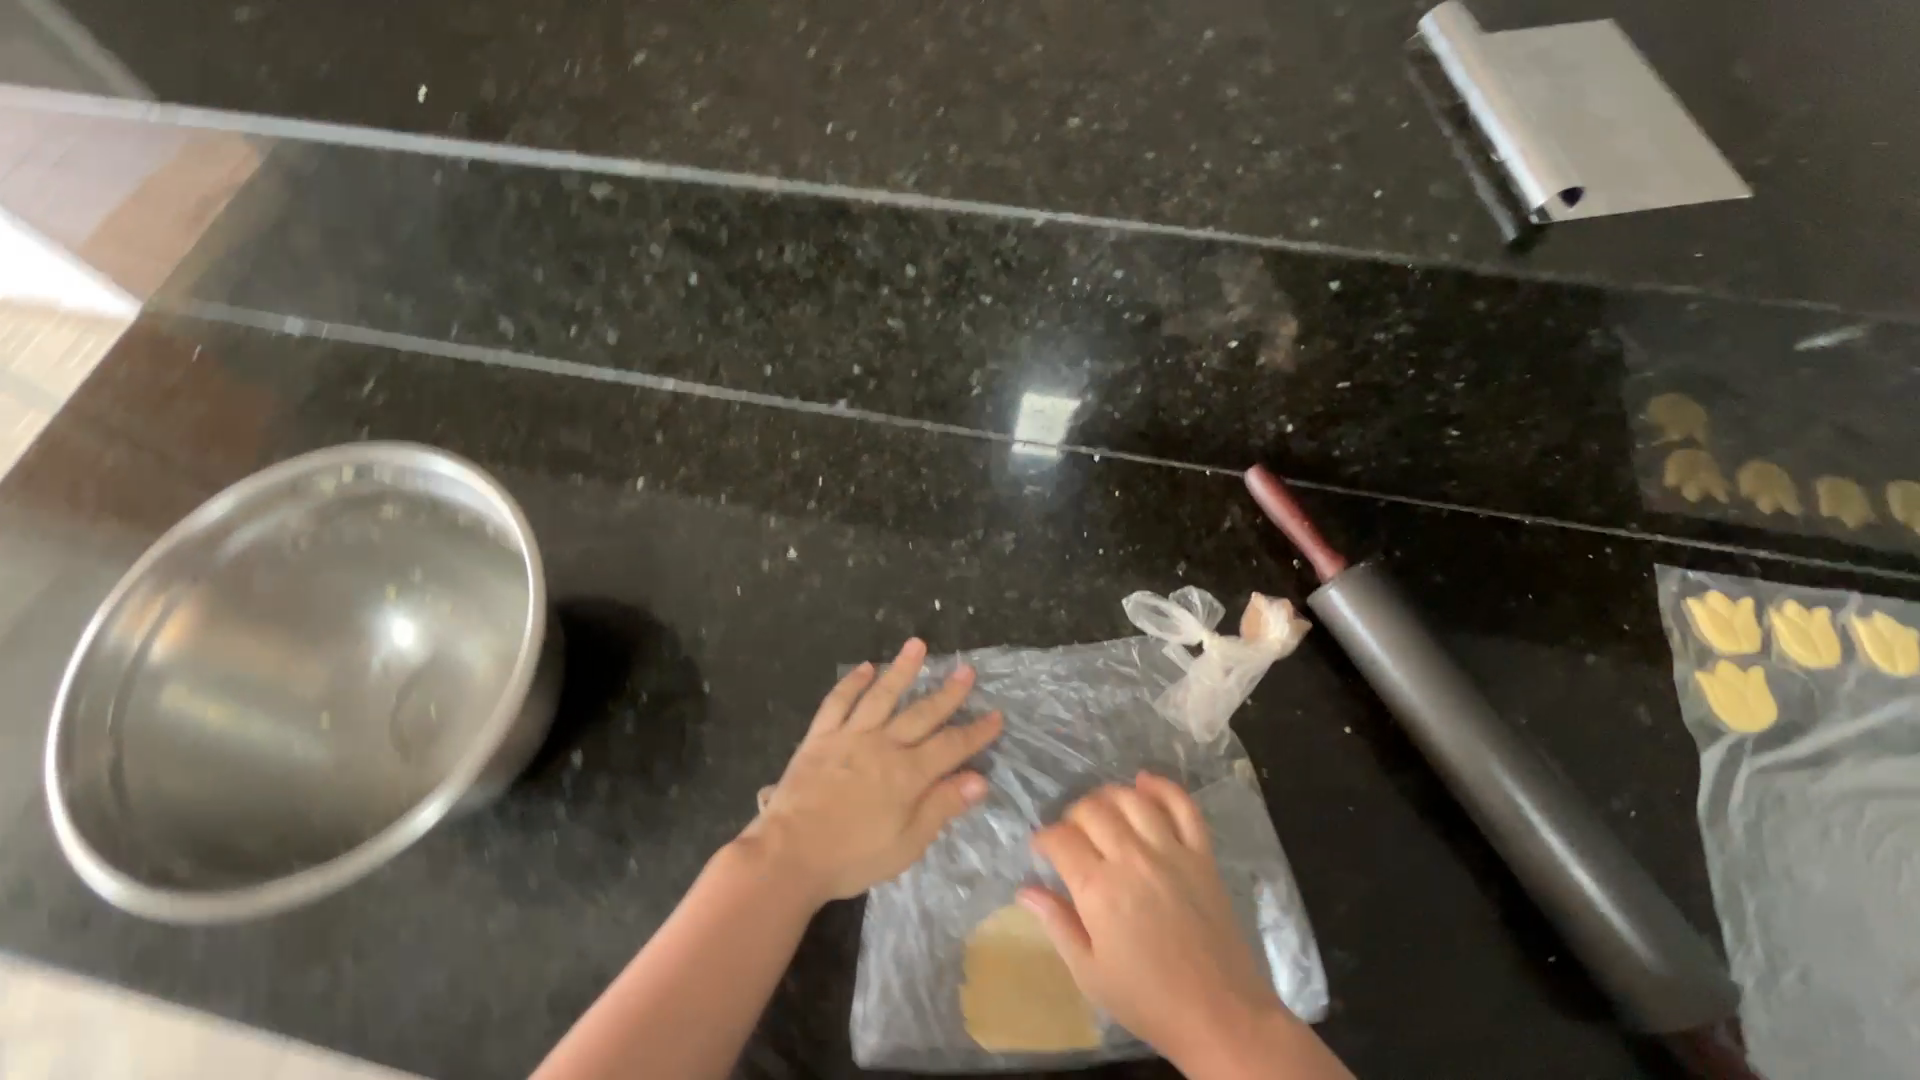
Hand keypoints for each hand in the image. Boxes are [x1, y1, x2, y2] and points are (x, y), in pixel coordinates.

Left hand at [742, 638, 1003, 906]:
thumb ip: (942, 807)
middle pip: (922, 713)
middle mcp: (882, 746)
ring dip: (901, 670)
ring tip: (917, 645)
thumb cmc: (852, 857)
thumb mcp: (907, 844)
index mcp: (908, 774)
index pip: (951, 746)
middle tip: (967, 670)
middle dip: (948, 693)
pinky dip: (852, 683)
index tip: (996, 716)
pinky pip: (838, 702)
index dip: (976, 732)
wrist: (788, 855)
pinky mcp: (819, 737)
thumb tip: (980, 778)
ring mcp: (849, 737)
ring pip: (881, 695)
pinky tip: (865, 668)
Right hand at [1018, 773, 1281, 1063]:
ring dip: (1110, 796)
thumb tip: (1026, 890)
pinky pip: (1183, 807)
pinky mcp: (1202, 855)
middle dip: (1073, 815)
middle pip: (1093, 810)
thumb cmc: (1146, 999)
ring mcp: (1171, 852)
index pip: (1060, 839)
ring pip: (1133, 799)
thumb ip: (1057, 923)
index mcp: (1098, 889)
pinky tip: (1145, 783)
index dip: (1044, 839)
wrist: (1219, 1014)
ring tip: (1102, 811)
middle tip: (1071, 836)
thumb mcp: (1089, 972)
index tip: (1042, 850)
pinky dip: (1163, 788)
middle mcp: (1132, 858)